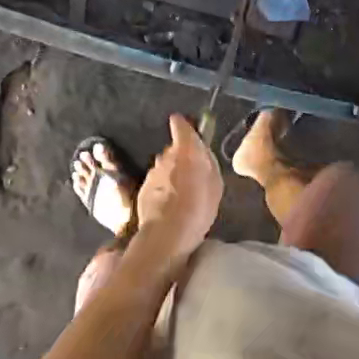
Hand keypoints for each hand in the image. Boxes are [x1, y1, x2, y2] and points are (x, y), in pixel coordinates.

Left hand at [133, 115, 223, 264]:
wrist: (167, 234)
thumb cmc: (198, 207)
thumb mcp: (215, 184)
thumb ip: (208, 162)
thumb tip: (201, 151)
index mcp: (186, 149)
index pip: (180, 124)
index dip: (184, 125)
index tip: (188, 130)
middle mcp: (165, 155)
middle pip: (174, 149)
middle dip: (182, 157)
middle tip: (194, 175)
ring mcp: (152, 172)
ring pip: (164, 167)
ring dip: (172, 175)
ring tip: (183, 195)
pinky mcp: (143, 189)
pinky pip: (157, 183)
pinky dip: (163, 189)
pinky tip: (171, 206)